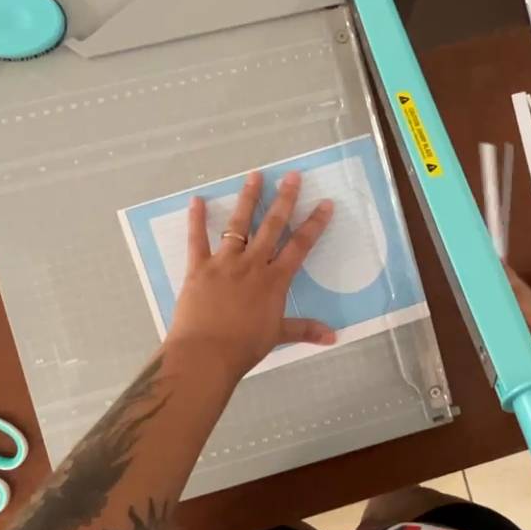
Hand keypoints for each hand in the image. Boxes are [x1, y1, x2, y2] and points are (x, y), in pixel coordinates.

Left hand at [165, 170, 335, 383]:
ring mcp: (224, 263)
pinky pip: (197, 239)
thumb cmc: (244, 347)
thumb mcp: (277, 335)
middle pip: (272, 226)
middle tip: (292, 176)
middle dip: (284, 199)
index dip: (314, 224)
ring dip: (247, 199)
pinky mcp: (198, 268)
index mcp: (274, 280)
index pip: (300, 246)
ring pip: (238, 225)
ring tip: (254, 176)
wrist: (206, 353)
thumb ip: (305, 330)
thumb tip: (334, 337)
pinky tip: (196, 200)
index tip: (325, 203)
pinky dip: (196, 219)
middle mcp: (252, 264)